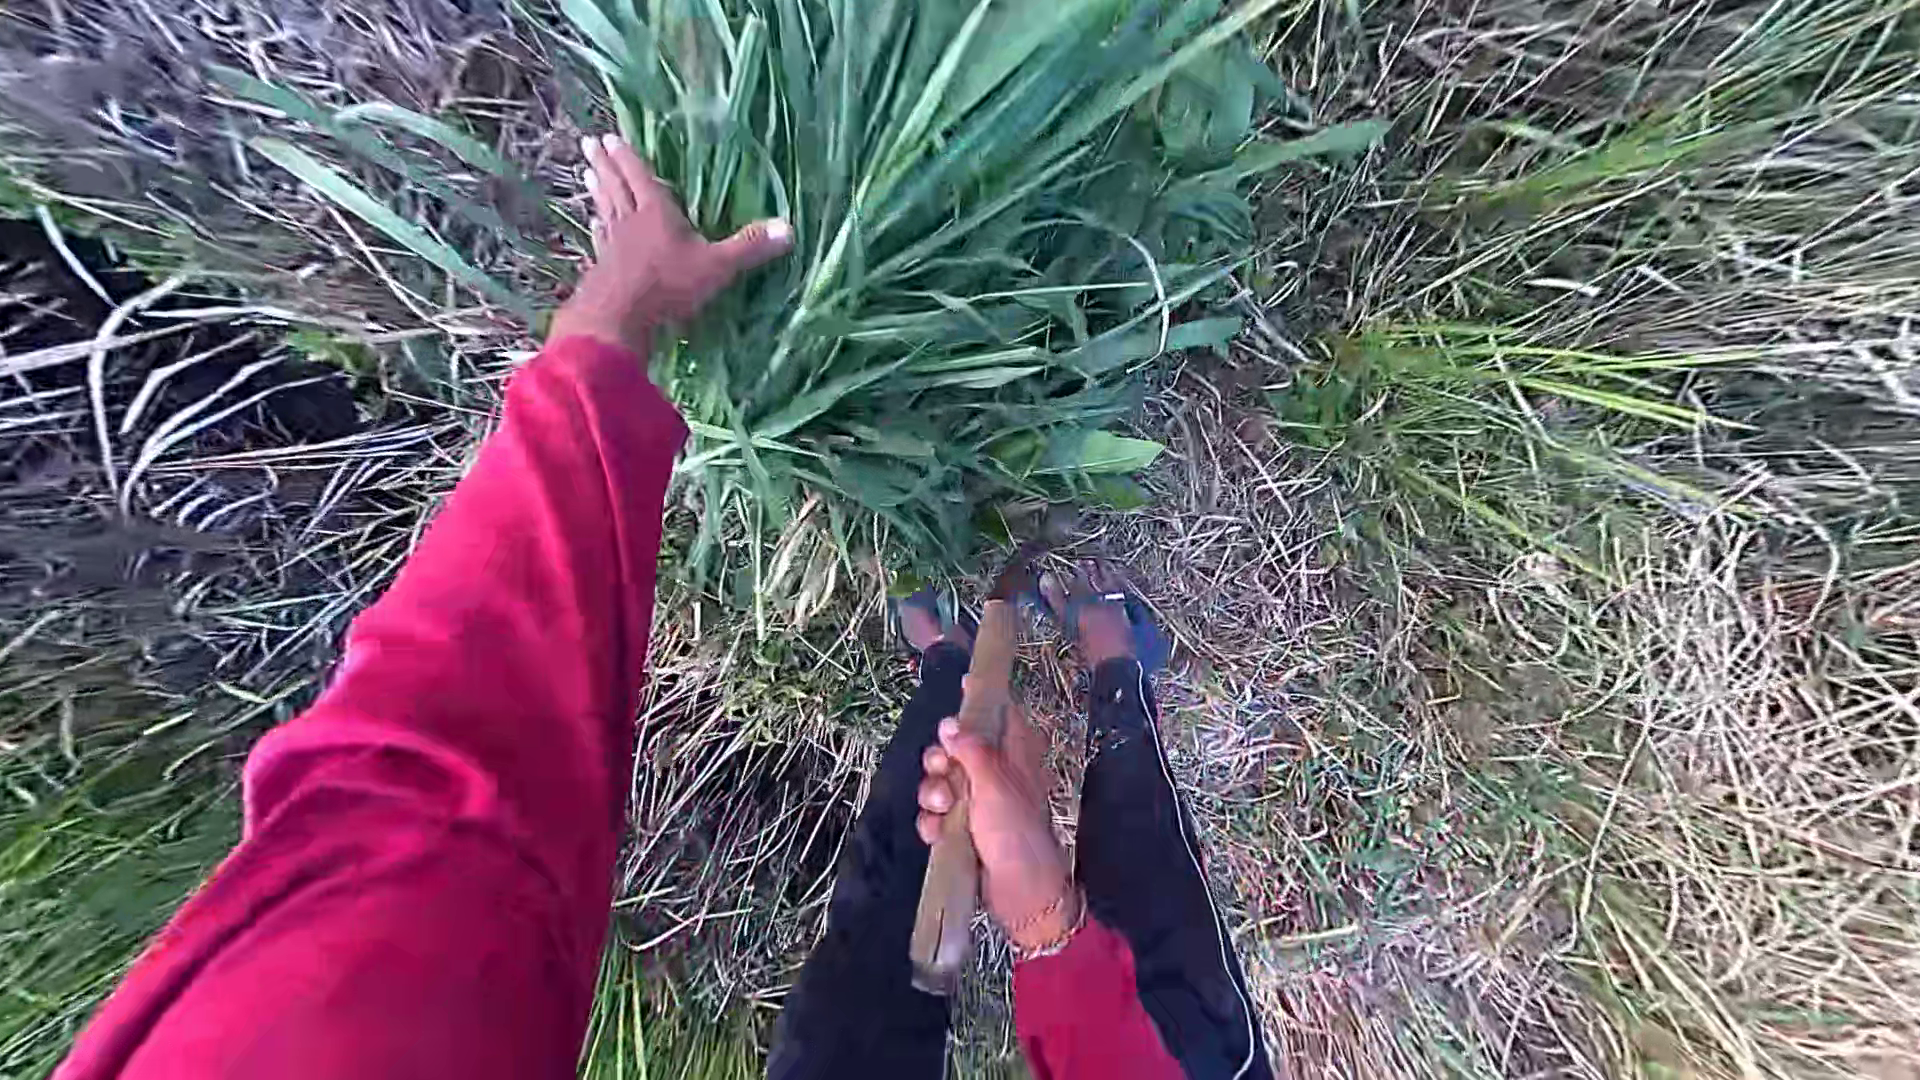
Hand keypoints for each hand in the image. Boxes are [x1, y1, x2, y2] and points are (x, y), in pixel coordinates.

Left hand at [549, 133, 792, 354]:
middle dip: (606, 165)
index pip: (640, 177)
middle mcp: (630, 221)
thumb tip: (788, 229)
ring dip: (598, 190)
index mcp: (656, 213)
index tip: (612, 136)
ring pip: (605, 209)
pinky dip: (597, 229)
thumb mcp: (718, 266)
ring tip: (587, 173)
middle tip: (591, 144)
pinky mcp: (604, 267)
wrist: (623, 314)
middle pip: (616, 186)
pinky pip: (600, 240)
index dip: (629, 157)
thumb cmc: (671, 285)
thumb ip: (750, 248)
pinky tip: (593, 225)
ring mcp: (613, 244)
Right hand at [916, 686, 1077, 951]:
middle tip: (941, 768)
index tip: (962, 683)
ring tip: (942, 808)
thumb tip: (948, 724)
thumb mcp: (995, 784)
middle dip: (940, 758)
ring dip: (933, 792)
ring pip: (940, 780)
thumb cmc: (1015, 829)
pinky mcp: (962, 827)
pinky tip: (937, 833)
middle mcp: (993, 771)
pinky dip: (932, 820)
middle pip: (955, 746)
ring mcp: (976, 800)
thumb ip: (970, 750)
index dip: (981, 697)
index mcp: (1012, 754)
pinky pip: (935, 812)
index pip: (998, 713)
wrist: (1021, 893)